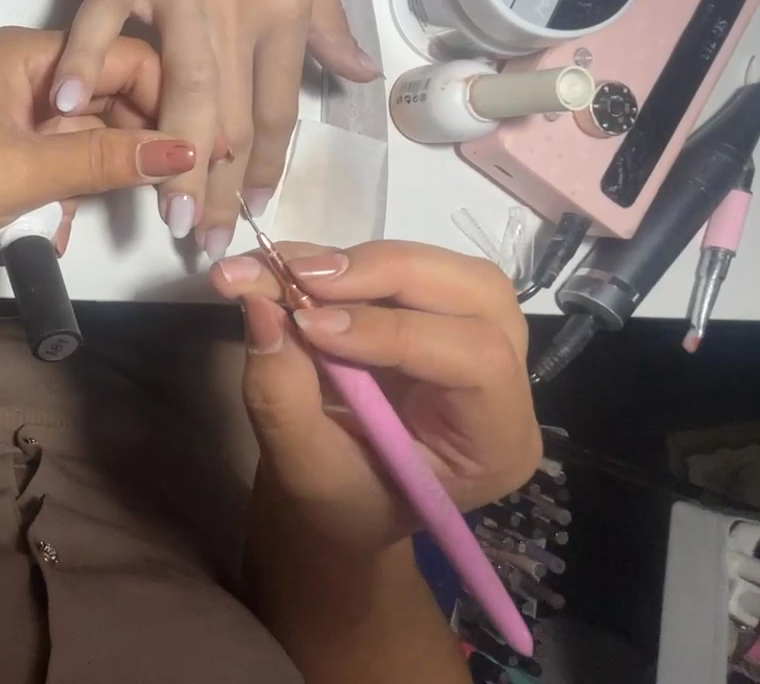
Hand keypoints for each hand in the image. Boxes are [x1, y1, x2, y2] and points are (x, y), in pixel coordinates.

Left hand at [0, 27, 194, 262]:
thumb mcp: (23, 169)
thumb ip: (104, 160)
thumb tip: (186, 150)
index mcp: (29, 56)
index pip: (124, 59)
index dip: (167, 101)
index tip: (200, 151)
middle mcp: (23, 77)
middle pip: (104, 102)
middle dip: (129, 152)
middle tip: (166, 199)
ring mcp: (7, 117)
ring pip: (77, 141)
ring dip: (86, 183)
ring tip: (79, 222)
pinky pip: (46, 167)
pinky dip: (53, 196)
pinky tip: (49, 233)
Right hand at [211, 241, 539, 555]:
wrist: (338, 499)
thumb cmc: (335, 501)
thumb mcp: (302, 470)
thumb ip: (280, 396)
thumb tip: (260, 307)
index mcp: (493, 441)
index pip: (475, 359)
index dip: (390, 330)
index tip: (306, 325)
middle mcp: (499, 381)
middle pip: (473, 291)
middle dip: (382, 270)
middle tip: (297, 274)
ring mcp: (463, 337)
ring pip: (435, 267)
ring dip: (352, 259)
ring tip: (278, 267)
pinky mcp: (419, 312)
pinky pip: (386, 267)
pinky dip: (326, 260)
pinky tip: (275, 267)